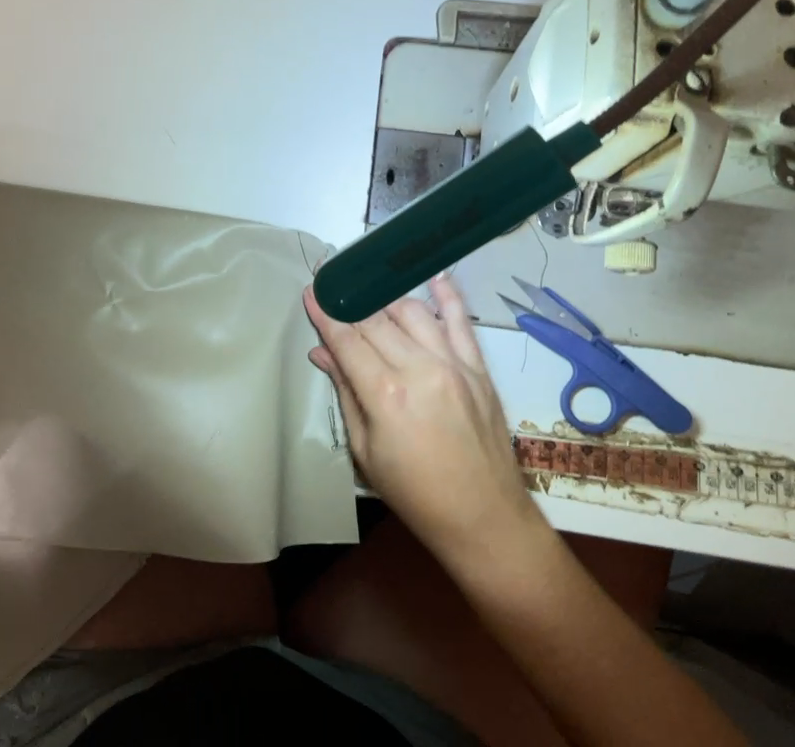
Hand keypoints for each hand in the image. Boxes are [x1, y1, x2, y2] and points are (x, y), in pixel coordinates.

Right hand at [304, 275, 538, 558]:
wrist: (482, 516)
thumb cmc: (414, 493)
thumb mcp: (365, 449)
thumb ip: (346, 392)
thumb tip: (322, 353)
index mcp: (386, 395)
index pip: (347, 339)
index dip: (326, 314)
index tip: (311, 292)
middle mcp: (420, 369)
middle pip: (376, 321)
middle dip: (350, 303)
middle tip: (334, 289)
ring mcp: (454, 365)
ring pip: (413, 312)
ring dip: (386, 301)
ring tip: (369, 297)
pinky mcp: (479, 369)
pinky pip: (461, 322)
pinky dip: (447, 297)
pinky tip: (434, 277)